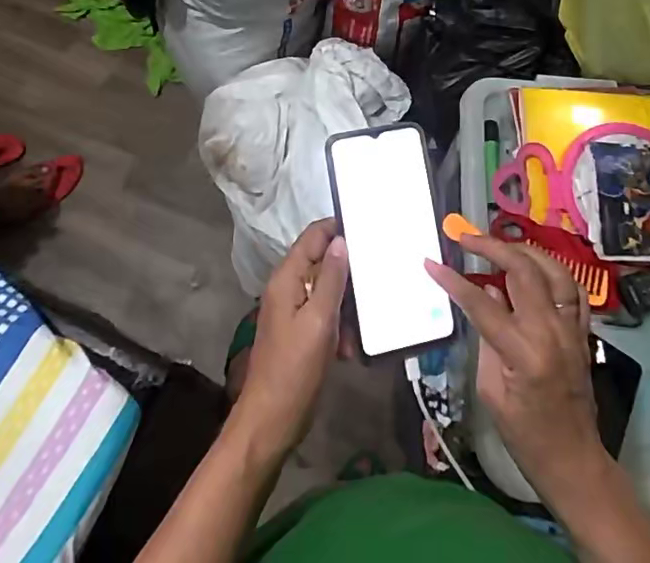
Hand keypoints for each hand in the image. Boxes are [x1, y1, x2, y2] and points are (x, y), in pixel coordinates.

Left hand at [237, 218, 349, 453]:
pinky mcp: (302, 331)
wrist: (272, 421)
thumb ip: (331, 278)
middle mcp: (288, 288)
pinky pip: (326, 314)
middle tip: (376, 281)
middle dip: (349, 272)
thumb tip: (341, 240)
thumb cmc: (295, 368)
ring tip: (360, 326)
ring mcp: (294, 310)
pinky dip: (340, 325)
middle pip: (323, 261)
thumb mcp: (319, 320)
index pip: (313, 235)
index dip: (339, 228)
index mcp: (287, 278)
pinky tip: (349, 348)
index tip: (370, 232)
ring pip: (329, 290)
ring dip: (347, 305)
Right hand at [425, 234, 607, 501]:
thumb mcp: (492, 393)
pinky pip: (573, 288)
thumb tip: (487, 293)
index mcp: (524, 351)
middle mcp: (552, 330)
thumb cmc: (525, 437)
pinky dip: (553, 270)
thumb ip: (487, 339)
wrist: (573, 460)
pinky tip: (535, 266)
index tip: (432, 262)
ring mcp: (572, 327)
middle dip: (492, 247)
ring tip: (498, 244)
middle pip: (523, 271)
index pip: (483, 303)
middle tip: (466, 238)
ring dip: (524, 251)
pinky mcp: (583, 331)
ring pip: (553, 269)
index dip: (454, 281)